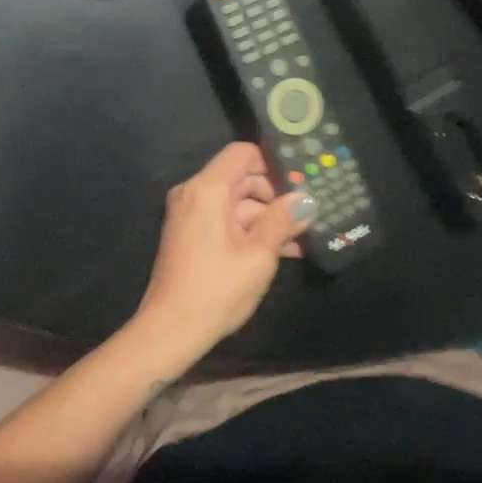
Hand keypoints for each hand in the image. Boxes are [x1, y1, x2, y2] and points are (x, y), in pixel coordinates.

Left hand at [129, 143, 314, 366]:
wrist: (171, 329)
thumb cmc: (217, 289)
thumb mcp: (258, 256)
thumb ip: (282, 221)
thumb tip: (306, 199)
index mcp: (207, 189)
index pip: (243, 153)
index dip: (273, 162)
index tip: (301, 181)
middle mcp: (194, 193)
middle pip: (242, 179)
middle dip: (276, 197)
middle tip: (311, 216)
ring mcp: (191, 214)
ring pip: (237, 204)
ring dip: (268, 219)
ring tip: (304, 240)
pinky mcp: (192, 234)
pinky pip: (226, 221)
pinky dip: (251, 231)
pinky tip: (283, 251)